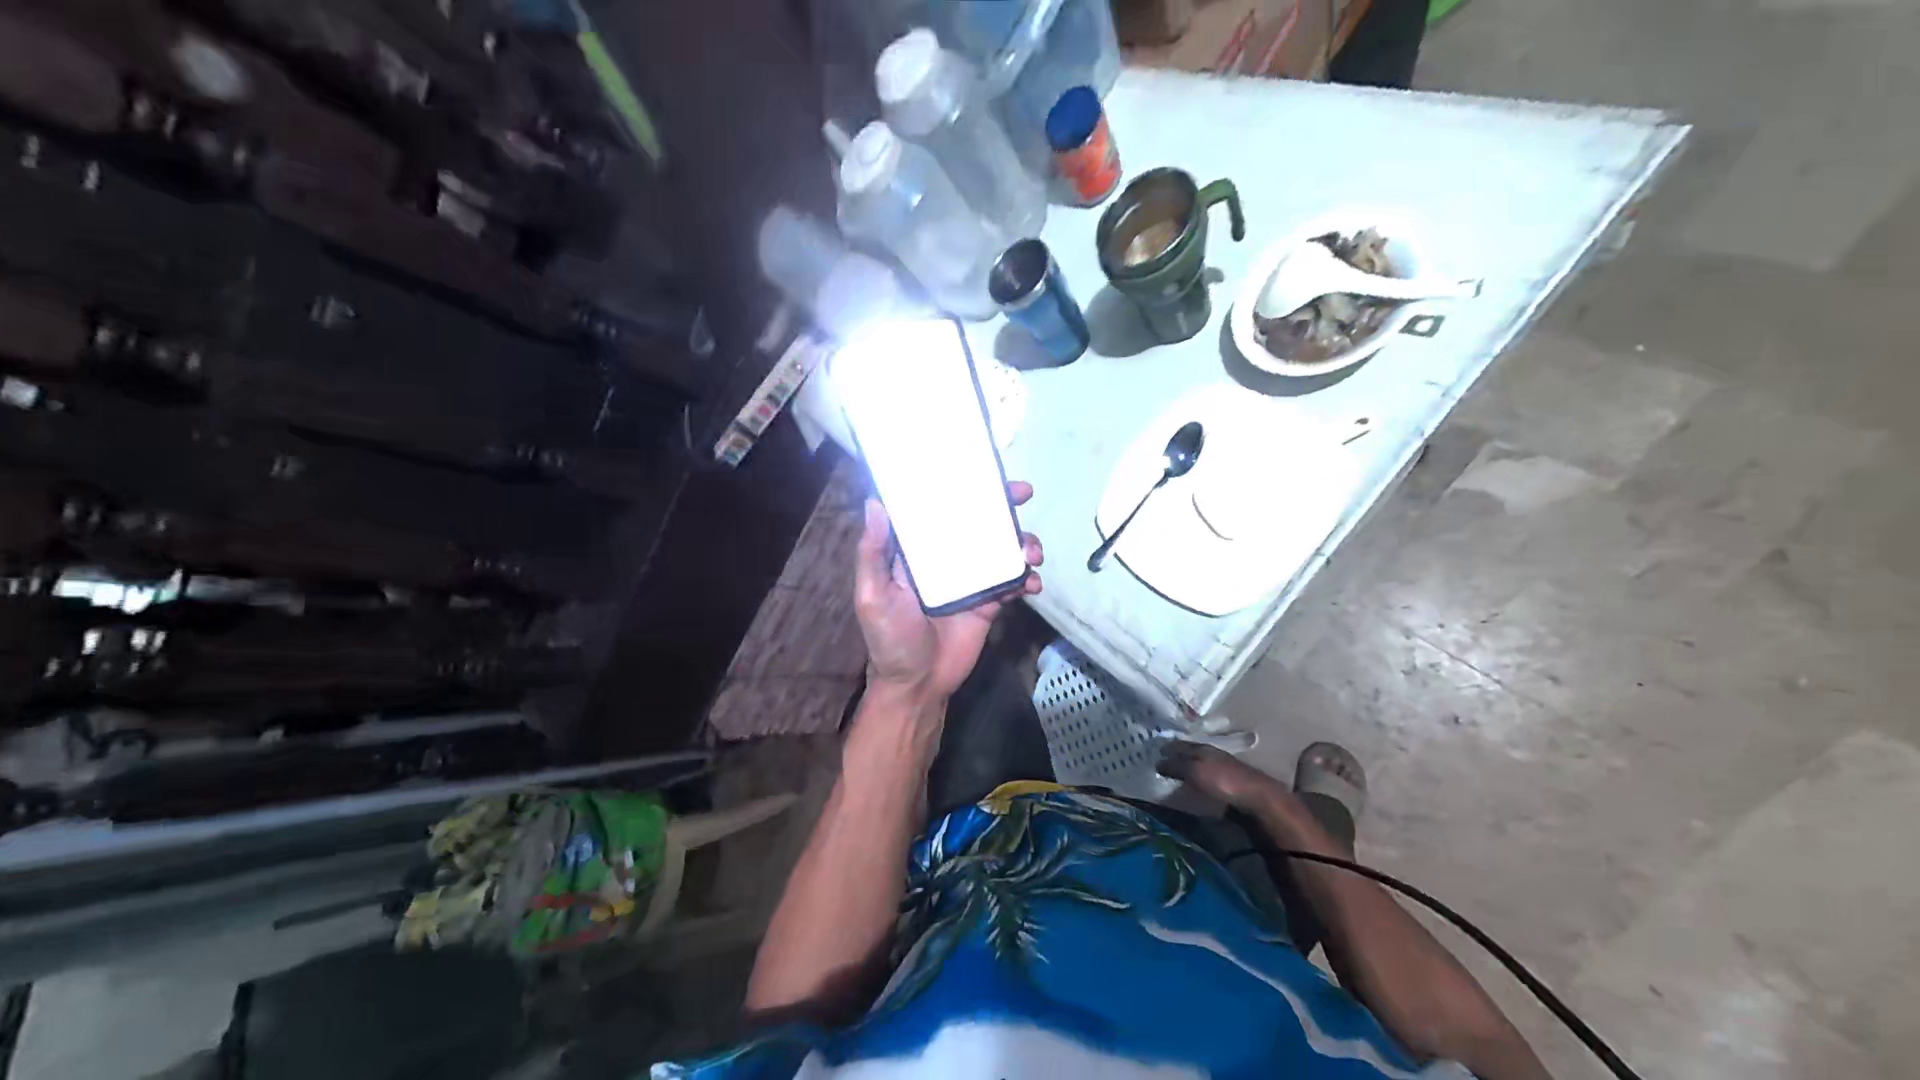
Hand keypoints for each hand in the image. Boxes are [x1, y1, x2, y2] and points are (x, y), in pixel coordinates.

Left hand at [854, 481, 1043, 701]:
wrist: (918, 685)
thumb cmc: (890, 640)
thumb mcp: (872, 596)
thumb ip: (872, 553)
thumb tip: (874, 502)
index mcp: (917, 552)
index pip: (937, 510)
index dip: (957, 487)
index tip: (978, 470)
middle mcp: (945, 559)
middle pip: (977, 522)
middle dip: (1002, 505)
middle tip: (1022, 493)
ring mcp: (971, 580)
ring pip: (1001, 549)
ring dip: (1022, 543)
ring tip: (1032, 553)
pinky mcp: (990, 602)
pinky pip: (1014, 582)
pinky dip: (1028, 579)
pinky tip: (1033, 584)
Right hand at [1158, 741, 1283, 808]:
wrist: (1259, 800)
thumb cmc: (1224, 781)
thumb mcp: (1195, 771)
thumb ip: (1176, 765)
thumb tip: (1157, 762)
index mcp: (1203, 747)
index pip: (1180, 743)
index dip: (1167, 747)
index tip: (1153, 751)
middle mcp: (1214, 754)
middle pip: (1191, 753)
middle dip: (1177, 756)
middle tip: (1160, 762)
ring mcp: (1224, 770)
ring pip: (1200, 766)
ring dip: (1188, 769)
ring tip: (1174, 776)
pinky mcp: (1231, 786)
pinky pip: (1208, 780)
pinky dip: (1198, 781)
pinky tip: (1193, 787)